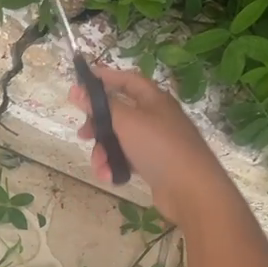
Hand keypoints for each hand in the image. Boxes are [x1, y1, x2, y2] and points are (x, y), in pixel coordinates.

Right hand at [69, 64, 229, 224]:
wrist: (191, 188)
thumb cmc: (159, 147)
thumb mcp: (126, 122)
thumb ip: (100, 106)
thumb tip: (76, 91)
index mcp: (154, 100)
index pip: (127, 80)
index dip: (105, 78)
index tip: (81, 81)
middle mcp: (155, 117)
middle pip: (119, 113)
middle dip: (98, 125)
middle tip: (83, 134)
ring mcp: (155, 141)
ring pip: (119, 139)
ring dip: (104, 152)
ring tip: (100, 167)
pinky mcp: (154, 163)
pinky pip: (127, 159)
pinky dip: (116, 166)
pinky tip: (111, 176)